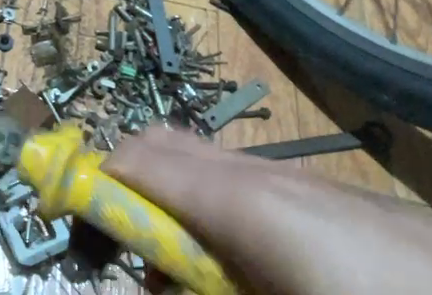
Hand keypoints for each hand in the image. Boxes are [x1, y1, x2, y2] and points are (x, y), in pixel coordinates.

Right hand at [105, 128, 431, 294]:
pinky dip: (236, 228)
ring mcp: (318, 189)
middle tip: (149, 275)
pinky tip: (278, 286)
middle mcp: (272, 179)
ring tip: (212, 288)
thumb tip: (136, 288)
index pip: (136, 162)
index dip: (92, 188)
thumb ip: (201, 294)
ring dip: (186, 219)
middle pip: (166, 150)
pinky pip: (263, 194)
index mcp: (250, 207)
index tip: (75, 234)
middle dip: (133, 202)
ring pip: (214, 172)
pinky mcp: (356, 209)